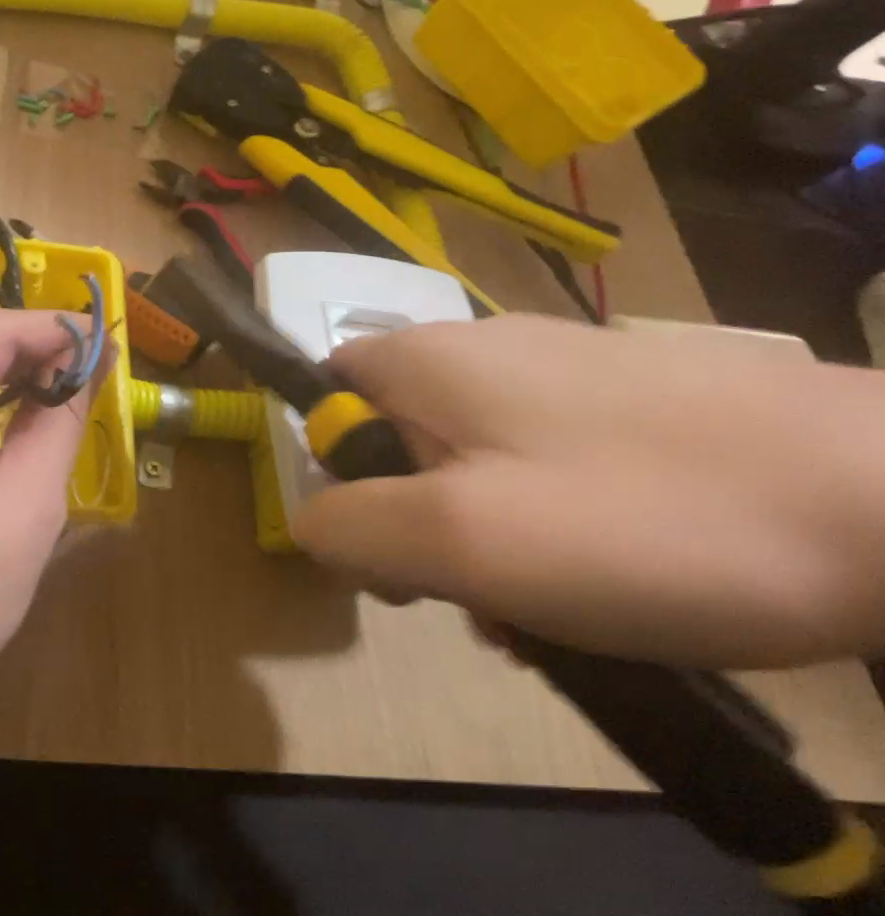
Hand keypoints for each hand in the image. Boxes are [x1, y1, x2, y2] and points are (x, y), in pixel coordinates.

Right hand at [292, 314, 884, 668]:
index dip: (334, 476)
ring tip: (554, 614)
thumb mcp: (459, 538)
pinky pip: (551, 471)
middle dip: (416, 527)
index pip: (323, 396)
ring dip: (487, 543)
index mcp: (431, 359)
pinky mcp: (645, 408)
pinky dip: (553, 531)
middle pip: (399, 440)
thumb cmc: (651, 523)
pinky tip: (611, 587)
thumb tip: (311, 518)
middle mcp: (490, 349)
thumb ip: (348, 525)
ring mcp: (575, 374)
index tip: (392, 545)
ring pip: (476, 465)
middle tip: (477, 598)